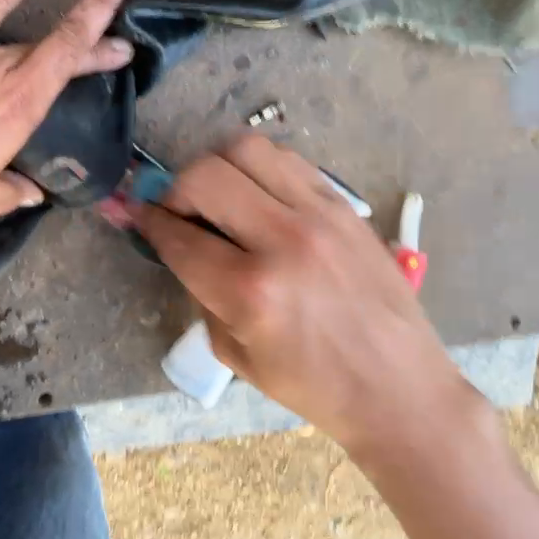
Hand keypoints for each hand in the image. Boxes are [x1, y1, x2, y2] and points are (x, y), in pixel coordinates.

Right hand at [131, 135, 486, 460]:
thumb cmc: (314, 387)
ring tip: (220, 195)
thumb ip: (198, 290)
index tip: (137, 213)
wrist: (401, 389)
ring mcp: (319, 215)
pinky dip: (259, 168)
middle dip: (175, 189)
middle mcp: (283, 241)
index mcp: (250, 292)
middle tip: (179, 210)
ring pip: (246, 148)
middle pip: (204, 175)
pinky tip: (258, 194)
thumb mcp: (235, 355)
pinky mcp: (343, 204)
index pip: (178, 235)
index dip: (147, 220)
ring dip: (217, 166)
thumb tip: (173, 239)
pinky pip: (287, 159)